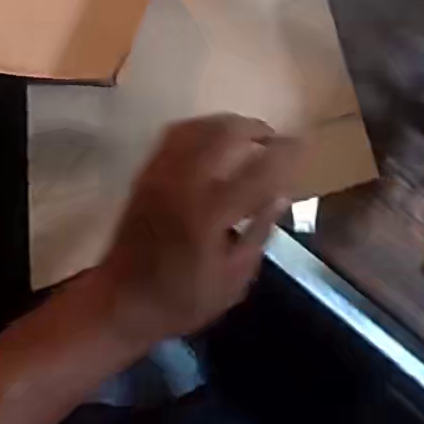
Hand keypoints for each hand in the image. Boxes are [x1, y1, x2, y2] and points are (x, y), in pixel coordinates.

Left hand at [91, 115, 297, 344]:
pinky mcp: (148, 169)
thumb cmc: (183, 298)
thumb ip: (259, 233)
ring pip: (202, 126)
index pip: (258, 169)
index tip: (301, 144)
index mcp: (211, 212)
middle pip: (227, 133)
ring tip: (249, 134)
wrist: (121, 300)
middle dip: (256, 129)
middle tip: (274, 139)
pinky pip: (178, 131)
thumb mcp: (233, 280)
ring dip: (231, 124)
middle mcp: (186, 181)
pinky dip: (203, 126)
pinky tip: (214, 136)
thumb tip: (281, 195)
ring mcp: (163, 170)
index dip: (284, 153)